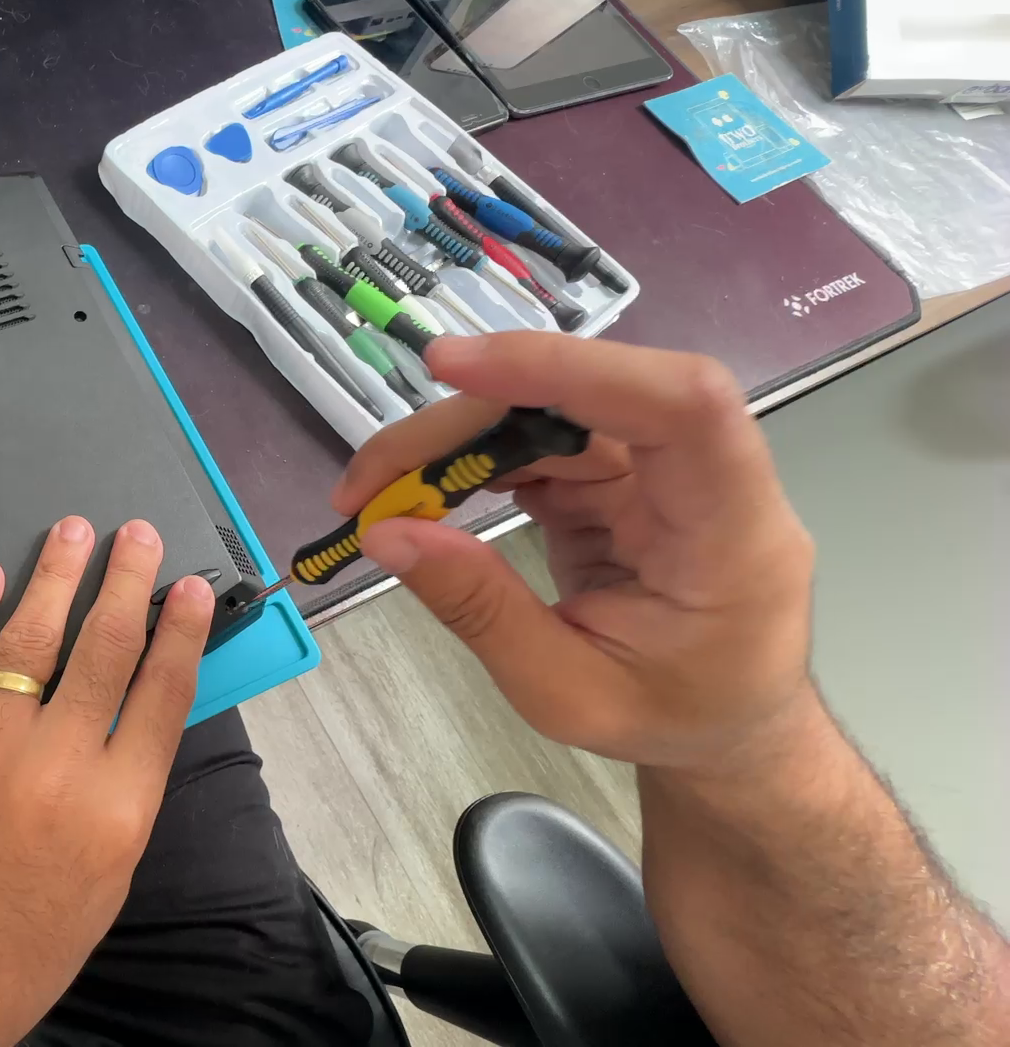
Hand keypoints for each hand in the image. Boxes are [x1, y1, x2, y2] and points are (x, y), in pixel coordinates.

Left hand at [0, 516, 215, 1046]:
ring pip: (29, 641)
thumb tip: (142, 691)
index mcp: (118, 808)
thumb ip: (129, 778)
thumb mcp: (113, 865)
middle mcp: (57, 769)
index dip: (179, 630)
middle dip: (124, 582)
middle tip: (136, 535)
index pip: (162, 692)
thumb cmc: (37, 932)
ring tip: (73, 532)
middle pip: (102, 650)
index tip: (187, 588)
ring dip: (56, 578)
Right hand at [332, 332, 816, 774]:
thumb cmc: (670, 718)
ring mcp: (652, 472)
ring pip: (537, 417)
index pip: (678, 406)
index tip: (450, 367)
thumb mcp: (563, 692)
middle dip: (454, 430)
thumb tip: (384, 534)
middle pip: (573, 405)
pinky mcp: (612, 477)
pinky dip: (460, 464)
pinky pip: (526, 446)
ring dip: (444, 446)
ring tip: (373, 497)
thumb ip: (479, 610)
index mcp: (730, 535)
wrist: (724, 726)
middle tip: (362, 485)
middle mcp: (698, 480)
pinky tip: (416, 497)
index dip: (566, 366)